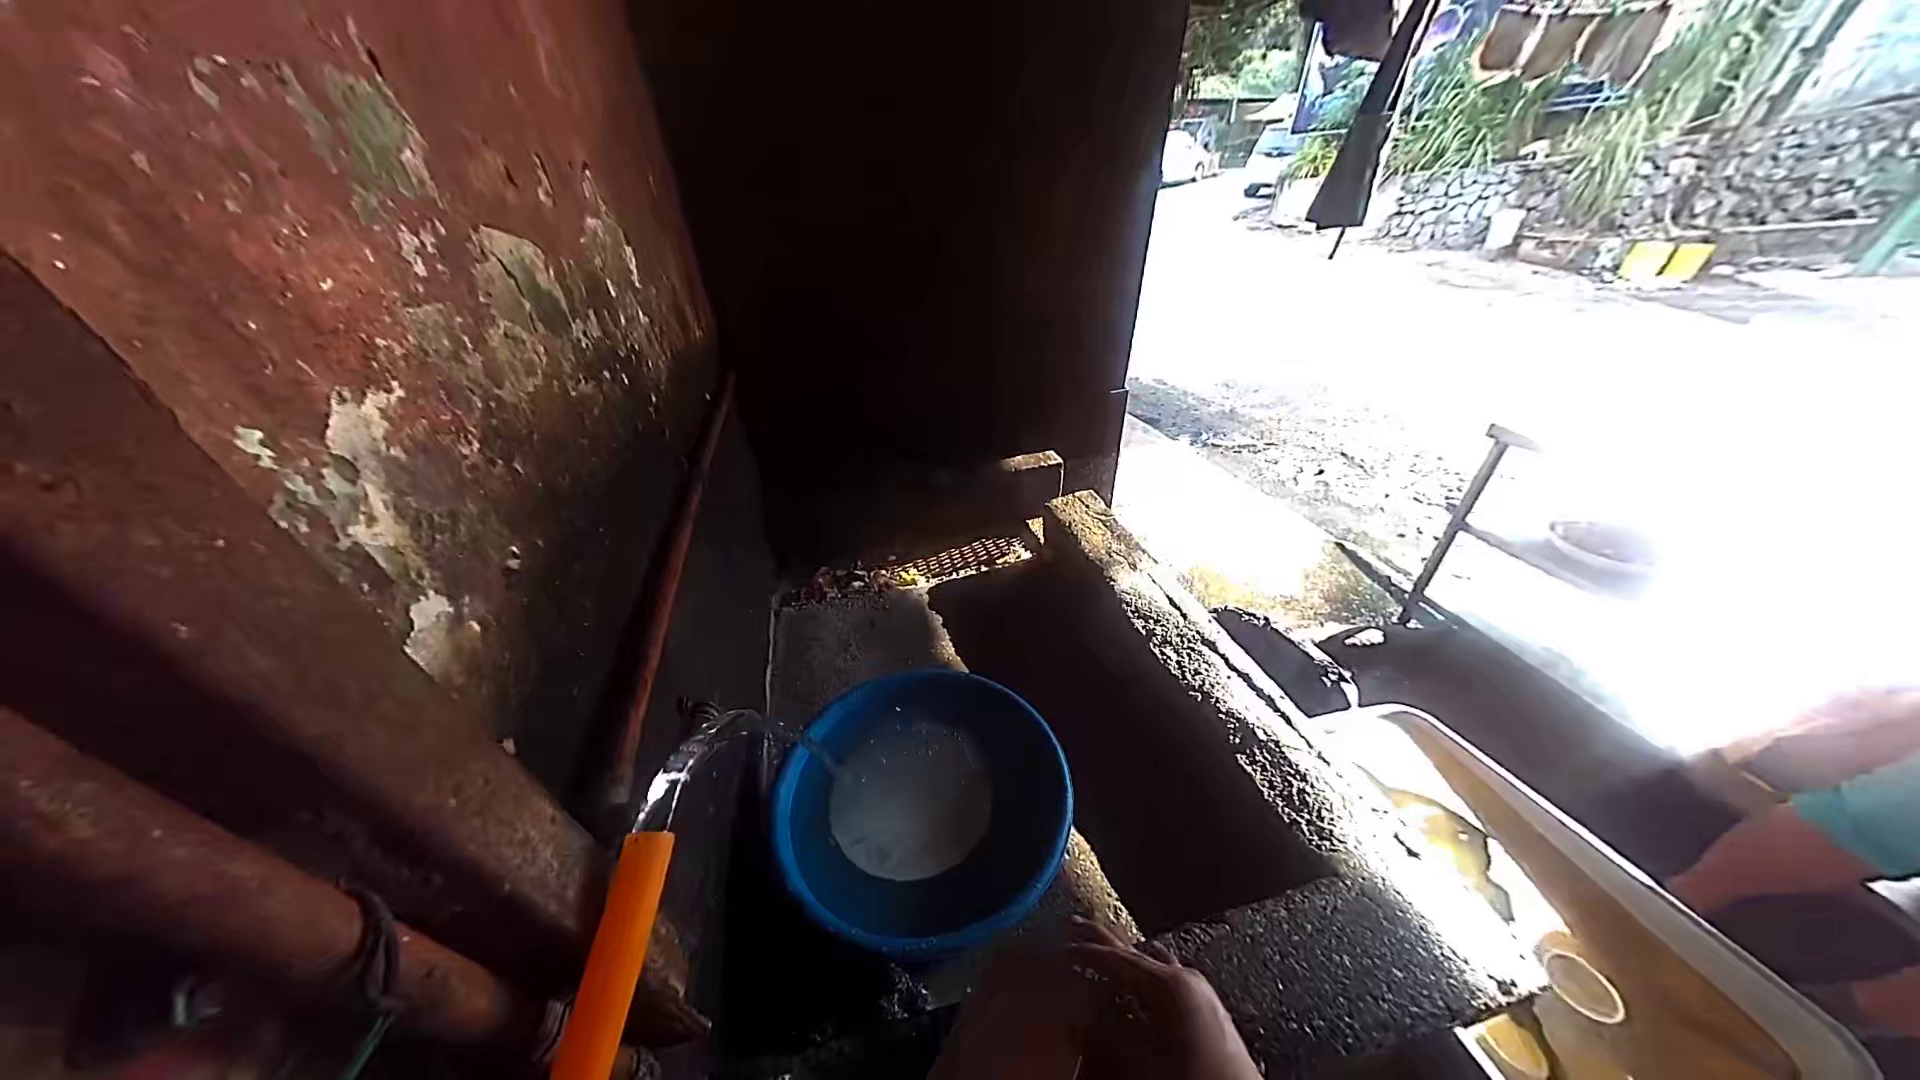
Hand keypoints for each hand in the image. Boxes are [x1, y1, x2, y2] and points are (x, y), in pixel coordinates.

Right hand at [1064, 917, 1262, 1079]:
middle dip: (1102, 940)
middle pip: (1134, 950)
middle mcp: (1186, 980)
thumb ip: (1109, 1037)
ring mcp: (1197, 991)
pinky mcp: (1203, 1006)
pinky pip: (1165, 976)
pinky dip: (1143, 973)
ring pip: (1150, 961)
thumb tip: (1080, 1019)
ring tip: (1100, 950)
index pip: (1118, 957)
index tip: (1065, 946)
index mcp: (1172, 986)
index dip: (1087, 951)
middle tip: (1076, 927)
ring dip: (1123, 956)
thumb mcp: (1145, 1063)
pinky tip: (1134, 983)